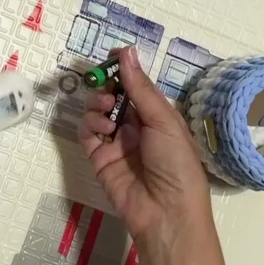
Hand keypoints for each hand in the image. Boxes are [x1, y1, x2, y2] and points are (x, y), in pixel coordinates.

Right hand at [78, 47, 227, 264]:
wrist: (166, 213)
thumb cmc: (176, 164)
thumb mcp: (164, 122)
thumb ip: (140, 88)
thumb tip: (127, 51)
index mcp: (159, 117)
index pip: (138, 86)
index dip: (125, 70)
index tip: (112, 55)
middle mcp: (137, 127)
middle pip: (115, 96)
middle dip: (109, 87)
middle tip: (109, 90)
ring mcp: (117, 143)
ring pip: (98, 112)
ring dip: (98, 105)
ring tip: (107, 111)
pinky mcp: (99, 159)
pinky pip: (87, 134)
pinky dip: (88, 125)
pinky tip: (99, 128)